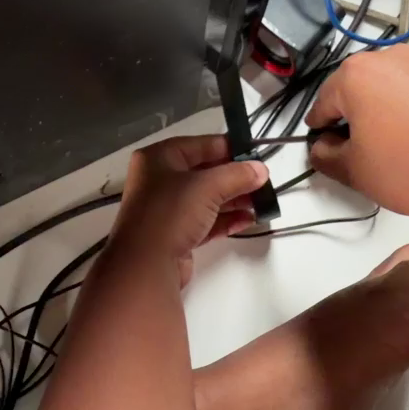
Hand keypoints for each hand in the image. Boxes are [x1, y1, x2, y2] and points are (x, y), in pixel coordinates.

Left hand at [109, 135, 268, 285]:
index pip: (199, 145)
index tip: (255, 155)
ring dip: (233, 199)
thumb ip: (236, 175)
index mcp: (158, 158)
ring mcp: (166, 208)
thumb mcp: (206, 186)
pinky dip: (225, 219)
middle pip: (204, 172)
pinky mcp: (175, 234)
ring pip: (206, 198)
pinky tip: (249, 220)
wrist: (145, 264)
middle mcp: (159, 179)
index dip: (228, 148)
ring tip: (262, 202)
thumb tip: (261, 170)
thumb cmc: (171, 212)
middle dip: (234, 177)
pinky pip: (205, 220)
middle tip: (263, 182)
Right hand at [305, 48, 408, 217]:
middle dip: (357, 113)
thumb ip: (326, 156)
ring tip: (404, 145)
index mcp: (357, 74)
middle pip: (362, 86)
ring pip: (397, 86)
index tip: (324, 144)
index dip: (321, 126)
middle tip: (365, 148)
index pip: (325, 100)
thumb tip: (322, 147)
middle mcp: (393, 58)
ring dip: (391, 109)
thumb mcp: (355, 171)